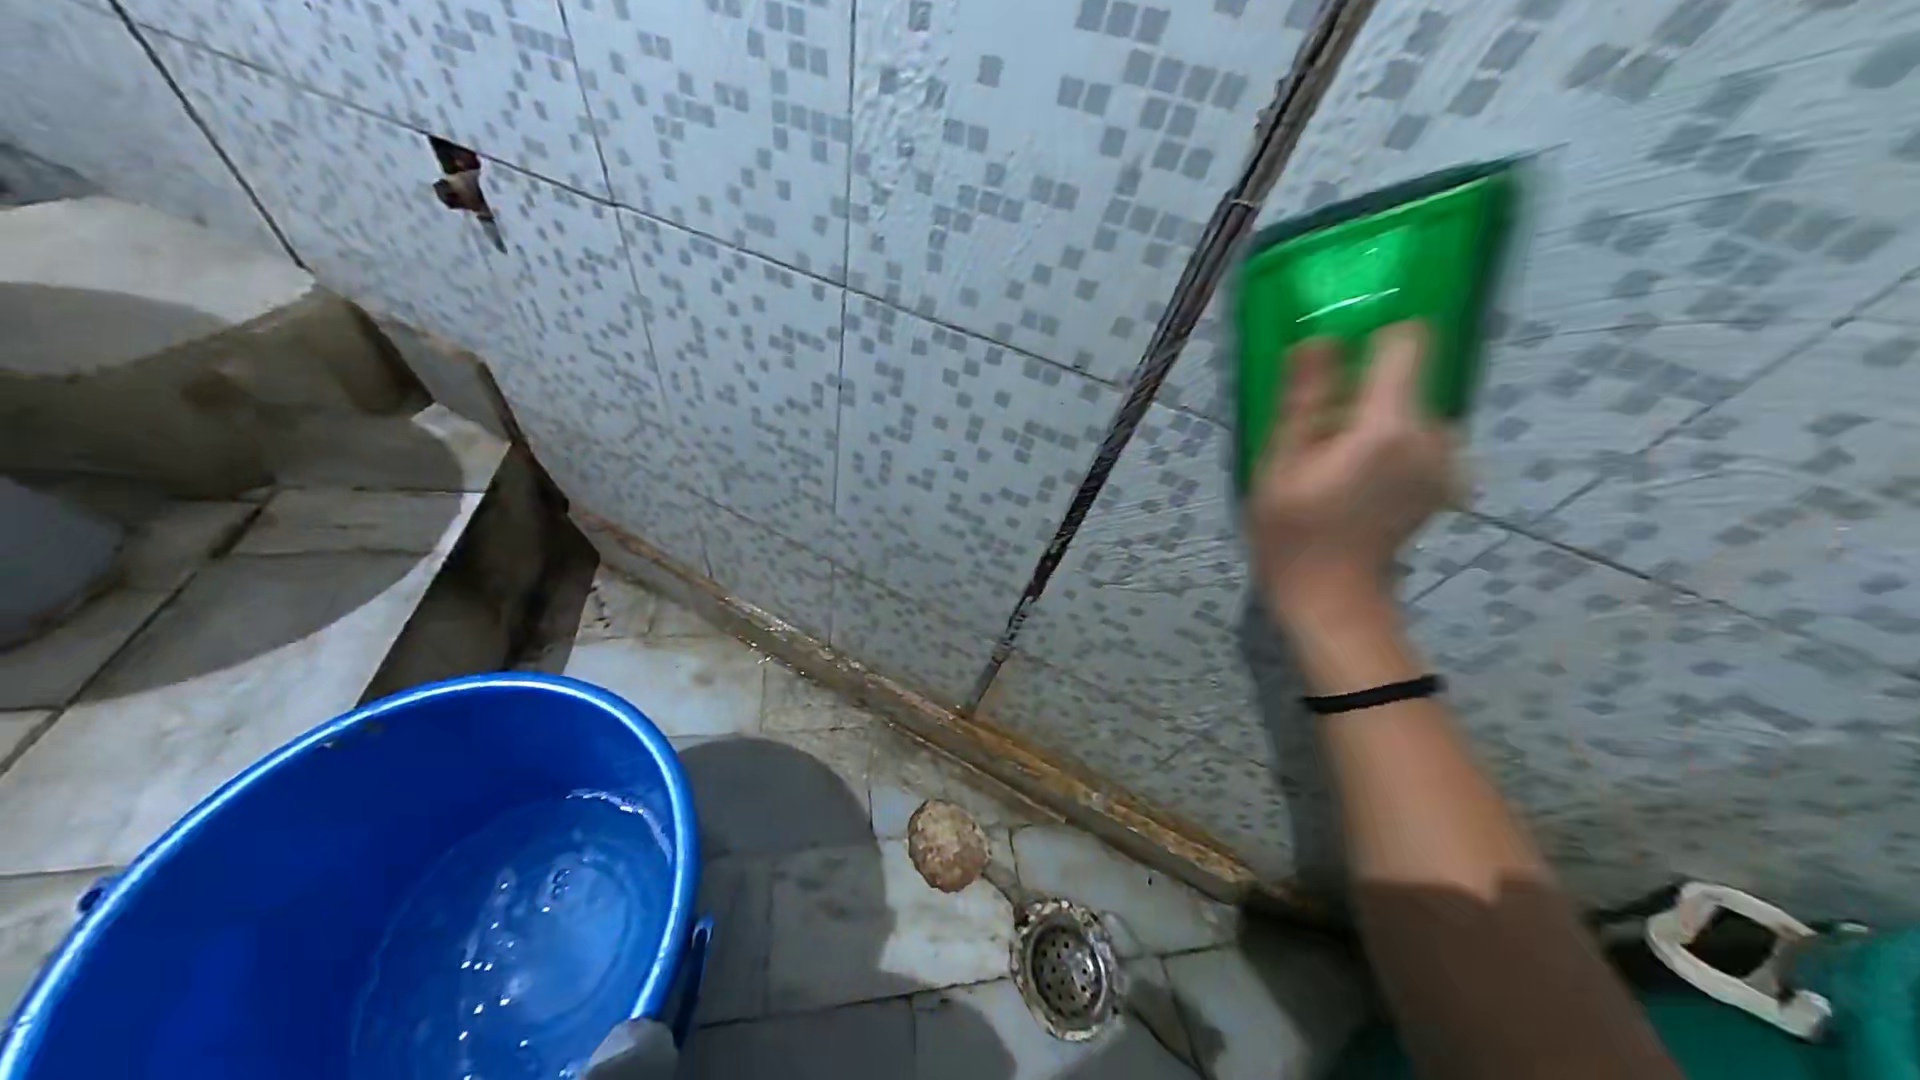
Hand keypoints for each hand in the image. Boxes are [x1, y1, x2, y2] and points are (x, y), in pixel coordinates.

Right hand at [1248, 321, 1455, 631]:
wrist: (1332, 597)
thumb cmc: (1293, 532)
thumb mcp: (1280, 462)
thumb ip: (1303, 398)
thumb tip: (1319, 338)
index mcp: (1390, 427)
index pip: (1407, 340)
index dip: (1369, 343)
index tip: (1332, 373)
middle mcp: (1434, 435)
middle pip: (1403, 379)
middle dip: (1360, 395)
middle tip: (1318, 442)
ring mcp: (1448, 460)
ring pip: (1407, 408)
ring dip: (1372, 422)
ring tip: (1336, 466)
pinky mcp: (1447, 478)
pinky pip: (1417, 436)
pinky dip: (1389, 445)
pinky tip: (1360, 482)